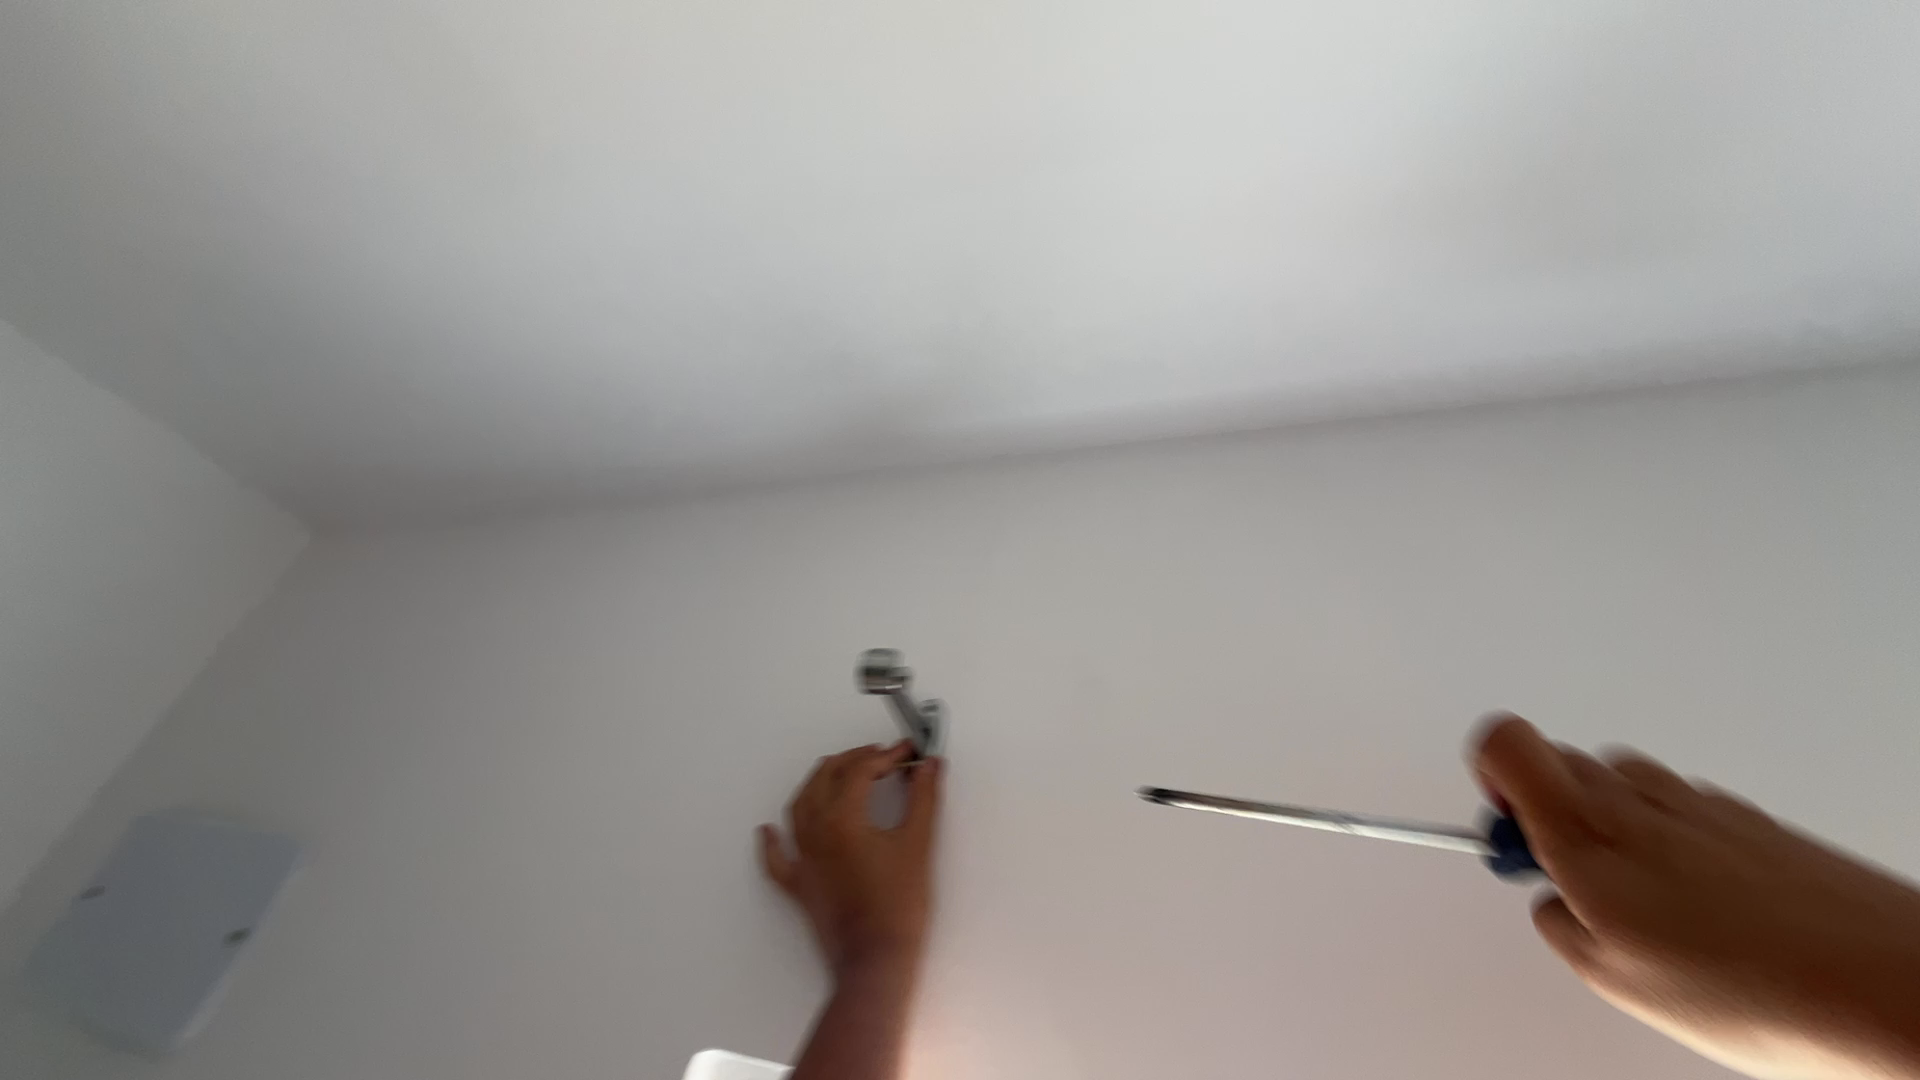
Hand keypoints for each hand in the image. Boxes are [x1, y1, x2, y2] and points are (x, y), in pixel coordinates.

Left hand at [759, 742, 942, 978]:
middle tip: (884, 757)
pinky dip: (771, 842)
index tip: (910, 753)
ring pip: (800, 805)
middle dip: (856, 760)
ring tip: (841, 770)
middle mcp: (814, 831)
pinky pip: (776, 859)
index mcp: (842, 817)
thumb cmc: (900, 903)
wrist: (877, 961)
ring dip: (819, 781)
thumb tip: (930, 765)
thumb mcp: (918, 843)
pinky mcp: (798, 886)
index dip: (889, 756)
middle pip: (827, 778)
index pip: (863, 770)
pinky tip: (767, 831)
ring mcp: (802, 859)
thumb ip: (924, 797)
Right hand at [1473, 714, 1919, 1079]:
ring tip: (1649, 901)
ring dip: (1615, 824)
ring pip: (1622, 784)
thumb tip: (1557, 901)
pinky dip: (1676, 842)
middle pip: (1558, 762)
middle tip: (1573, 875)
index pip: (1502, 741)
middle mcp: (1635, 794)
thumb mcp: (1612, 975)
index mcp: (1582, 822)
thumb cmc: (1760, 987)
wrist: (1911, 997)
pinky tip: (1711, 908)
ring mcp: (1699, 803)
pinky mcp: (1756, 822)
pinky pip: (1685, 811)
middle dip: (1549, 809)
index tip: (1506, 820)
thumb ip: (1555, 920)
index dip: (1488, 770)